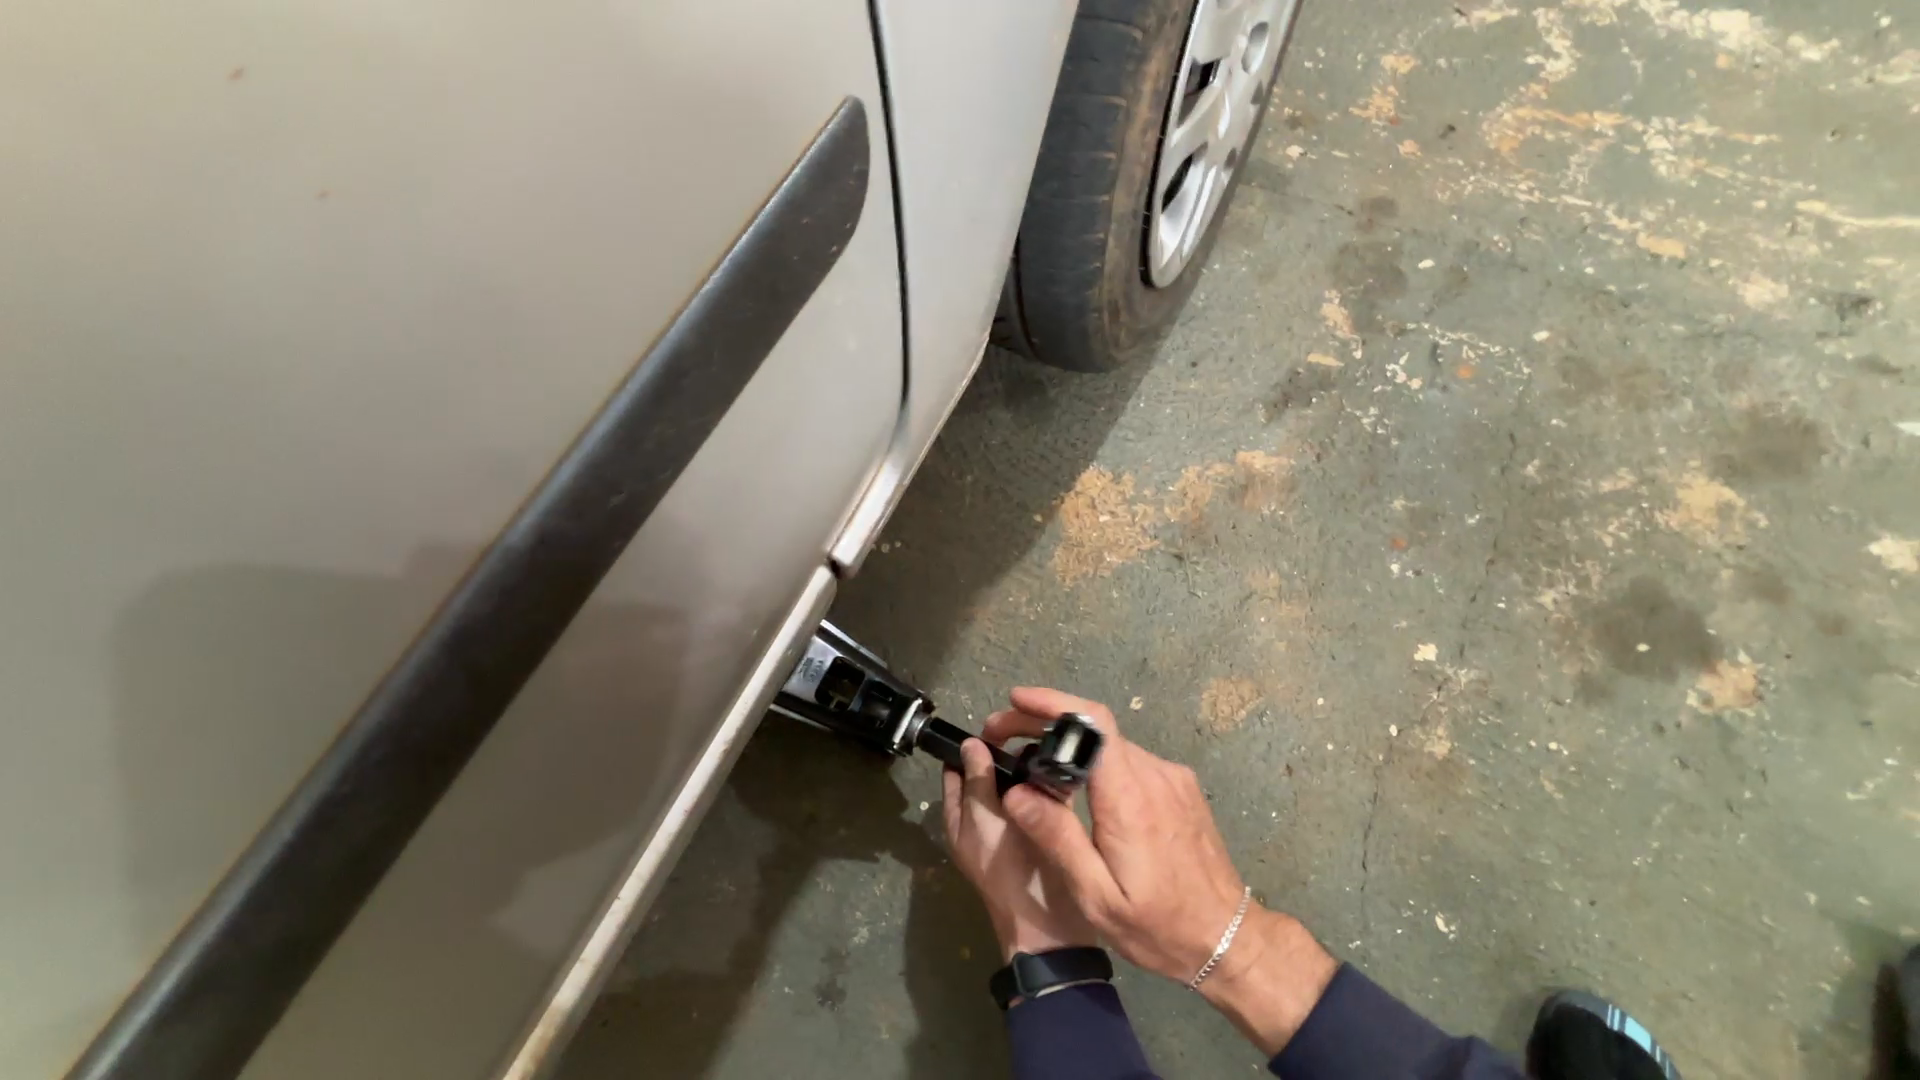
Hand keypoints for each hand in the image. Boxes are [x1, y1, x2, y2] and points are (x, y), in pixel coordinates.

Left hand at [942, 736, 1098, 962]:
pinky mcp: (1047, 825)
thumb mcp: (983, 821)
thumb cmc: (1007, 869)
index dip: (970, 745)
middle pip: (992, 772)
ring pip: (1021, 779)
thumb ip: (976, 781)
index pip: (958, 770)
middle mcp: (988, 816)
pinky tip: (1067, 757)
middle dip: (1006, 749)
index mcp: (962, 817)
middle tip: (1027, 724)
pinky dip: (1054, 777)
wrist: (1050, 924)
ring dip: (1033, 761)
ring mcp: (1019, 821)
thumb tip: (969, 743)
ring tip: (1049, 734)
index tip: (994, 722)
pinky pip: (1048, 793)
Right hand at [992, 687, 1337, 1054]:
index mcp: (1130, 796)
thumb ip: (1056, 837)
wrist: (1228, 939)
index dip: (1053, 701)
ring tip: (1035, 768)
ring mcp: (1172, 778)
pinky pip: (1130, 763)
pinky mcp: (1181, 787)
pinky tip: (1078, 788)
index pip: (1094, 722)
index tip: (1016, 699)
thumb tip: (1015, 791)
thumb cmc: (1158, 926)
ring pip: (1111, 747)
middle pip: (1095, 729)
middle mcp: (1154, 774)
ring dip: (1071, 747)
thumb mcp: (1096, 895)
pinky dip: (1097, 764)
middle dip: (1046, 724)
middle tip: (1005, 738)